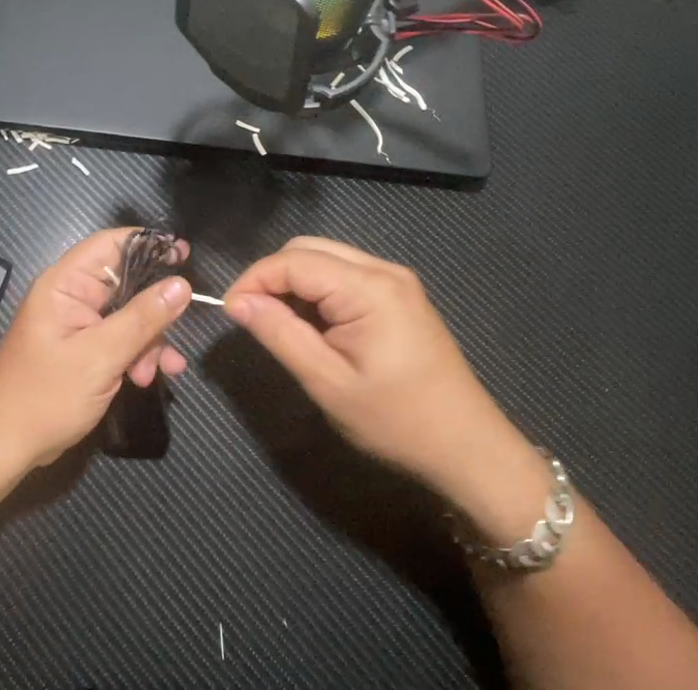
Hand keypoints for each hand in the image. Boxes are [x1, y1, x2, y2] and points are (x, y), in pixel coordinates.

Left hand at [0, 229, 191, 469]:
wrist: (4, 445)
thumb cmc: (46, 396)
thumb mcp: (101, 357)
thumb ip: (142, 319)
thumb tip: (181, 285)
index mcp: (64, 285)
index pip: (110, 245)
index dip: (148, 244)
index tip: (185, 256)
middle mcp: (70, 297)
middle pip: (126, 283)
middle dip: (154, 311)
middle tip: (176, 334)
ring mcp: (76, 324)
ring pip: (127, 315)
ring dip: (148, 341)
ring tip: (157, 372)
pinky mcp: (81, 350)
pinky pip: (119, 340)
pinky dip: (137, 355)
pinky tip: (150, 378)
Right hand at [223, 237, 545, 536]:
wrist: (467, 448)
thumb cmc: (396, 421)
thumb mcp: (327, 382)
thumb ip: (279, 334)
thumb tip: (236, 302)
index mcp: (369, 288)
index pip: (292, 260)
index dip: (253, 280)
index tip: (230, 314)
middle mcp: (384, 270)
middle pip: (308, 249)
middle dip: (271, 277)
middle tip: (251, 319)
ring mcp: (396, 281)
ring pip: (325, 259)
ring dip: (293, 283)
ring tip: (277, 324)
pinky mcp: (400, 296)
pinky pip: (344, 276)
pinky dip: (317, 291)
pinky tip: (311, 325)